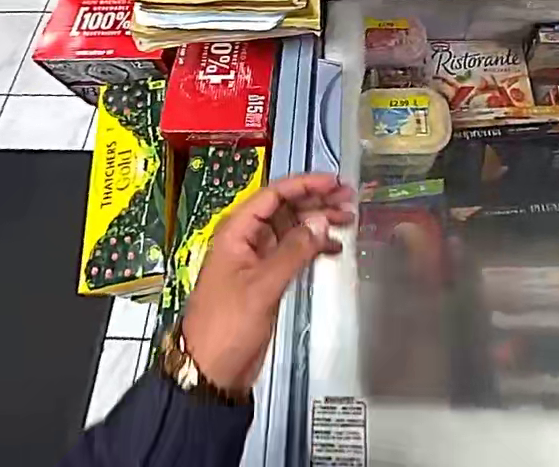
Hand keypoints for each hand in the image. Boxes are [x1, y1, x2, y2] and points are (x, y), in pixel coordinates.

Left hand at [181, 171, 354, 394]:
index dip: (305, 184)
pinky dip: (314, 246)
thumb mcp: (261, 286)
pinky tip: (334, 247)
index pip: (274, 194)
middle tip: (348, 198)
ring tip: (348, 219)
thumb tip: (322, 221)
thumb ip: (293, 251)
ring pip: (293, 227)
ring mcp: (258, 257)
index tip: (333, 182)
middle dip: (317, 201)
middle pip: (286, 208)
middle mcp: (248, 237)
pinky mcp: (267, 277)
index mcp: (237, 230)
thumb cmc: (226, 326)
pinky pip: (295, 250)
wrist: (210, 375)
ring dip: (319, 222)